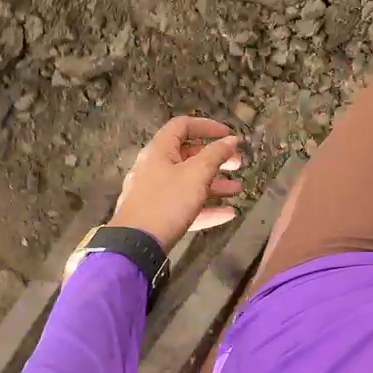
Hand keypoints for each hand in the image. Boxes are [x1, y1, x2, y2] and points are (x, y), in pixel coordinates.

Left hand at [108, 116, 244, 250]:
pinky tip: (227, 214)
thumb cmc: (167, 201)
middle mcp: (154, 168)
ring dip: (215, 184)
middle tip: (238, 164)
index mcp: (159, 151)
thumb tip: (231, 140)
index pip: (182, 126)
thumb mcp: (197, 174)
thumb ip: (216, 154)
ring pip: (188, 182)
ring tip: (237, 190)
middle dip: (216, 159)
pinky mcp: (156, 216)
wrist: (134, 247)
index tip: (228, 135)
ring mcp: (153, 193)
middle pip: (189, 155)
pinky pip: (184, 205)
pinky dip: (205, 207)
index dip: (207, 126)